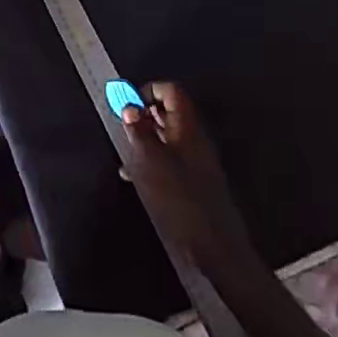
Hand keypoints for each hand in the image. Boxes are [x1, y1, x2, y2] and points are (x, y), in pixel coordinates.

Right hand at [120, 82, 246, 267]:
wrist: (212, 245)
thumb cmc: (178, 197)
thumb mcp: (148, 159)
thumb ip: (137, 130)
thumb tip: (129, 108)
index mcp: (187, 127)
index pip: (171, 91)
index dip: (149, 90)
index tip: (128, 104)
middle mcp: (195, 138)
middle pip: (169, 113)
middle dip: (144, 116)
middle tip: (124, 127)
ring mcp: (198, 160)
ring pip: (168, 137)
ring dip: (146, 139)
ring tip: (126, 153)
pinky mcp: (196, 181)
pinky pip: (171, 158)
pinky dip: (153, 160)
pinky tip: (137, 176)